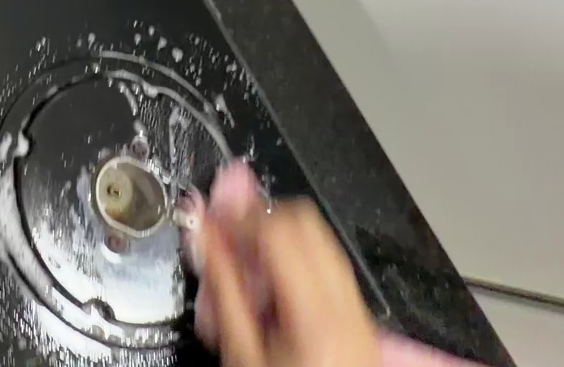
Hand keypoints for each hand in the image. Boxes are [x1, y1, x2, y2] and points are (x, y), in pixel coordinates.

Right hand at [202, 197, 379, 366]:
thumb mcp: (240, 349)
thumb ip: (221, 280)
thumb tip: (202, 226)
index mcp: (316, 313)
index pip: (279, 228)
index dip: (239, 214)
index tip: (212, 220)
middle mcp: (347, 306)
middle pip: (304, 222)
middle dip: (260, 220)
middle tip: (228, 235)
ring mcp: (360, 313)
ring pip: (319, 238)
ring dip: (278, 237)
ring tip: (248, 263)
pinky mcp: (362, 322)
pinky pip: (328, 264)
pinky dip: (296, 258)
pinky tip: (272, 284)